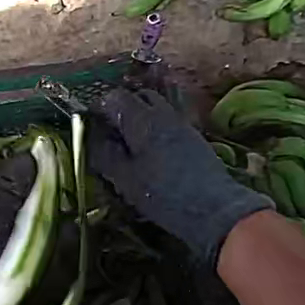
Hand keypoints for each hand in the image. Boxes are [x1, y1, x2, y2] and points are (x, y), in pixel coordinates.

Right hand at [88, 87, 272, 266]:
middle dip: (122, 107)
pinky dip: (154, 128)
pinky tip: (149, 151)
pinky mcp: (193, 138)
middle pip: (140, 97)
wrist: (213, 208)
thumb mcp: (125, 178)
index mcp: (143, 120)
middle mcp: (164, 114)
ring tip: (128, 140)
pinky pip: (168, 122)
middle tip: (109, 128)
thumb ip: (106, 154)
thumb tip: (93, 138)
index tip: (90, 122)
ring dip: (140, 117)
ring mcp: (182, 125)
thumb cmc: (163, 194)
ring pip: (156, 108)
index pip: (116, 98)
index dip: (100, 107)